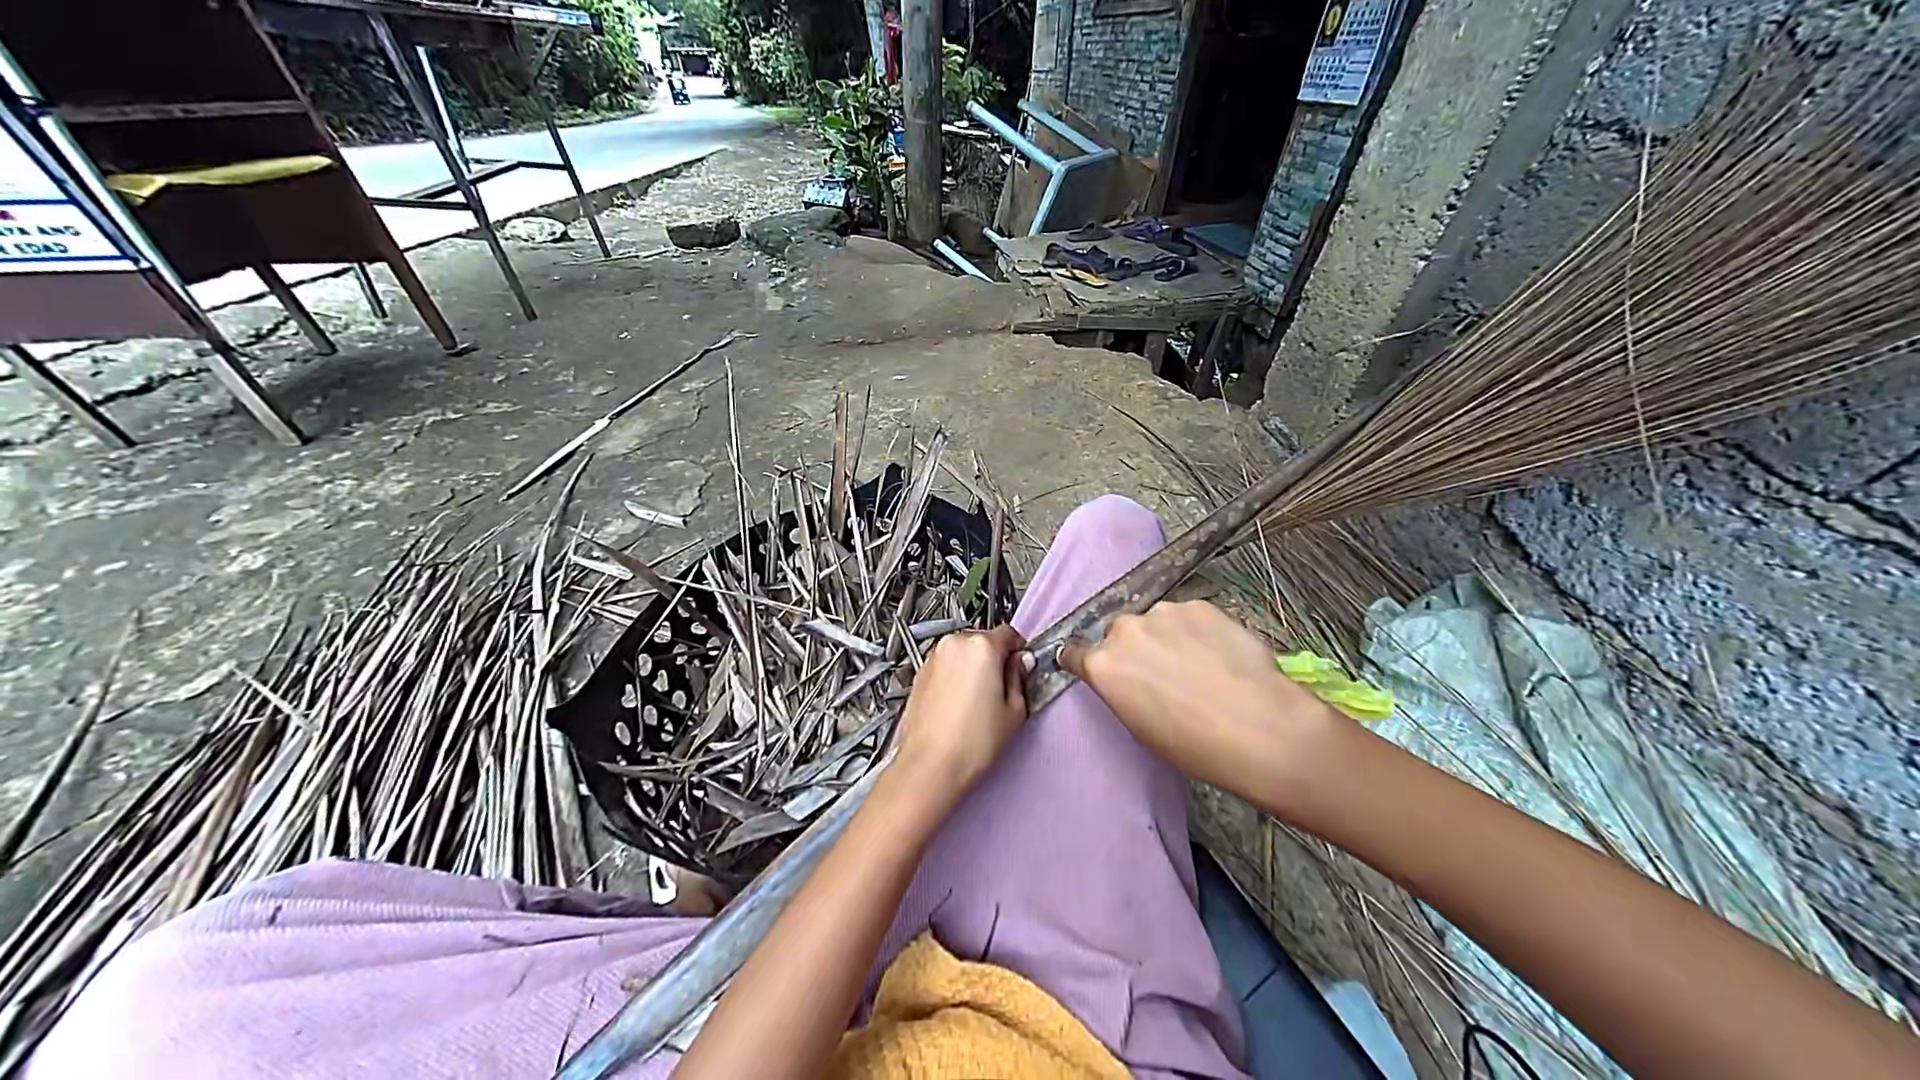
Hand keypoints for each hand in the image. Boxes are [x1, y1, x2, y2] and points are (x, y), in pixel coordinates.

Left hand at [893, 625, 1028, 803]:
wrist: (930, 765)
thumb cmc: (970, 743)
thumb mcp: (1015, 710)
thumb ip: (1020, 678)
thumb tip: (1021, 663)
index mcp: (982, 646)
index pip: (1010, 633)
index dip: (1019, 651)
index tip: (1022, 666)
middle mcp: (955, 644)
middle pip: (984, 641)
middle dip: (995, 659)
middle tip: (1003, 690)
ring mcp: (934, 657)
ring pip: (964, 653)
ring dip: (974, 668)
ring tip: (979, 702)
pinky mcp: (921, 673)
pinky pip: (947, 665)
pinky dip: (956, 677)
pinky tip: (961, 705)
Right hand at [1059, 601, 1340, 798]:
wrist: (1260, 726)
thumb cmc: (1195, 744)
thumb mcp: (1140, 726)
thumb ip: (1121, 690)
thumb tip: (1128, 678)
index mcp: (1102, 665)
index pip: (1074, 651)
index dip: (1086, 660)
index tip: (1099, 667)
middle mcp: (1125, 630)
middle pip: (1119, 634)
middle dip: (1135, 648)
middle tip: (1163, 673)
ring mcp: (1163, 613)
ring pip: (1156, 622)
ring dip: (1168, 637)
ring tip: (1199, 665)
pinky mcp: (1199, 606)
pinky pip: (1189, 617)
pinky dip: (1198, 631)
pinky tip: (1220, 655)